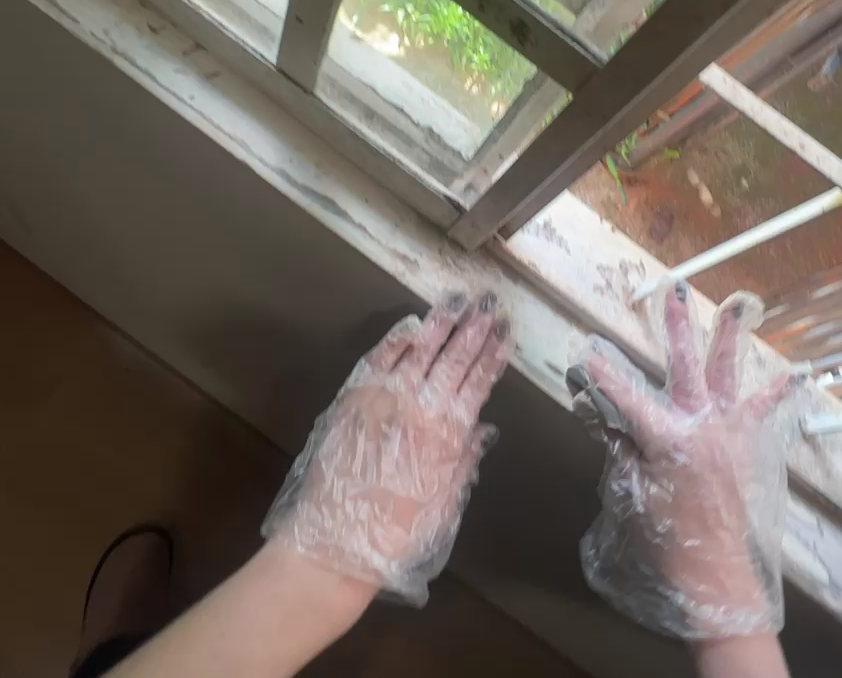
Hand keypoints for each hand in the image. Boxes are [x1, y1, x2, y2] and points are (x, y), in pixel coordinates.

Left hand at [262, 293, 512, 603]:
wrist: (335, 544)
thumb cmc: (396, 532)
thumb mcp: (445, 503)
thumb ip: (465, 460)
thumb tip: (483, 427)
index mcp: (448, 433)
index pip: (479, 382)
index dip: (494, 354)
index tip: (506, 330)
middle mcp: (421, 406)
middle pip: (455, 357)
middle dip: (475, 326)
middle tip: (489, 301)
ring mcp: (386, 396)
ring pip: (420, 348)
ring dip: (441, 321)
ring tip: (457, 298)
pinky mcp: (355, 396)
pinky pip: (380, 357)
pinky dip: (397, 337)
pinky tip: (413, 322)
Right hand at [571, 283, 796, 638]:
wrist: (717, 577)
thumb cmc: (666, 535)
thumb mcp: (630, 491)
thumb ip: (619, 444)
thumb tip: (600, 410)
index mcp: (666, 438)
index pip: (624, 397)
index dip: (603, 376)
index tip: (586, 355)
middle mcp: (700, 425)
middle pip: (683, 366)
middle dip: (676, 327)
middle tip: (672, 290)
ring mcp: (728, 432)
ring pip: (727, 374)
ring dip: (728, 337)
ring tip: (736, 304)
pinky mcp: (746, 445)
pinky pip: (762, 412)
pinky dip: (777, 391)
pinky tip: (796, 372)